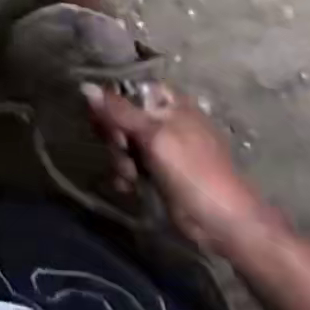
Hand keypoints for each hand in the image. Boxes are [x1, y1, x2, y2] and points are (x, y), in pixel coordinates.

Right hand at [84, 82, 282, 255]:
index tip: (105, 120)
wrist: (224, 224)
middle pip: (119, 116)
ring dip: (119, 159)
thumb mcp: (154, 136)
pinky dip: (124, 174)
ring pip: (121, 142)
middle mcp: (163, 120)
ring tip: (129, 175)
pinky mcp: (157, 172)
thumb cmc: (193, 172)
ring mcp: (160, 147)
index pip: (126, 89)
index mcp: (168, 103)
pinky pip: (129, 163)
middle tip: (122, 149)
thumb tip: (85, 85)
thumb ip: (118, 111)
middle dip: (114, 136)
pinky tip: (127, 186)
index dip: (110, 102)